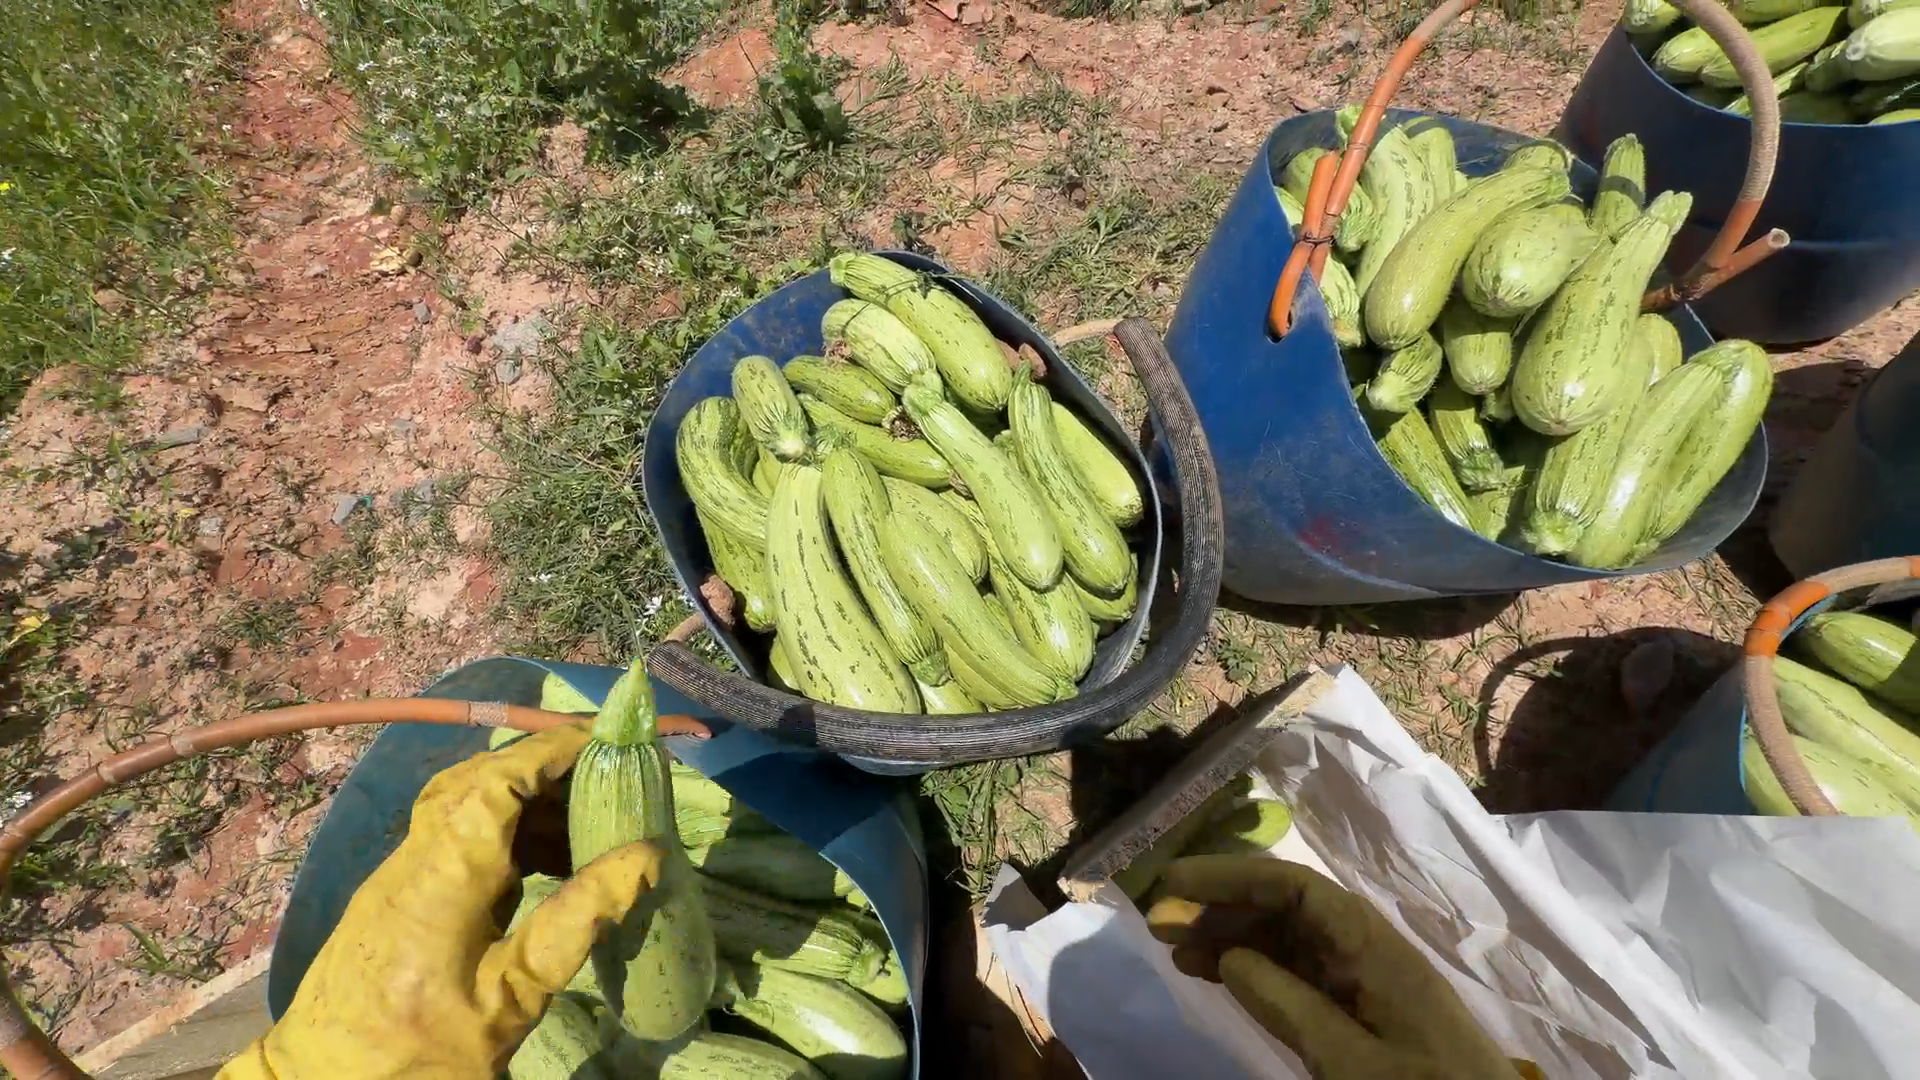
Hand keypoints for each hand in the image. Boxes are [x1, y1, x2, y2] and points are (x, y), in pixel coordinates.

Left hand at [217, 725, 663, 1079]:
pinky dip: (512, 825)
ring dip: (529, 794)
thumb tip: (649, 855)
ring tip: (588, 812)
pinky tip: (550, 856)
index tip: (607, 741)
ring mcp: (402, 875)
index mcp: (440, 878)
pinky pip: (462, 832)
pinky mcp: (403, 894)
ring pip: (467, 802)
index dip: (551, 750)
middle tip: (605, 769)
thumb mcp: (512, 998)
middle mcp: (414, 861)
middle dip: (545, 763)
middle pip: (478, 779)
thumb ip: (578, 921)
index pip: (494, 781)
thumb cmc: (418, 1055)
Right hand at [1147, 855, 1537, 1079]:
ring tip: (1172, 948)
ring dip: (1223, 937)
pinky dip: (1244, 967)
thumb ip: (1288, 1004)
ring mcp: (1355, 978)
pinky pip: (1287, 971)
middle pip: (1277, 906)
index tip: (1174, 882)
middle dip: (1216, 907)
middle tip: (1158, 922)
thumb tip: (1227, 955)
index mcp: (1369, 943)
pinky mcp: (1351, 1009)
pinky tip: (1209, 972)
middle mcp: (1358, 947)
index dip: (1228, 875)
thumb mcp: (1357, 1066)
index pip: (1290, 885)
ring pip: (1276, 936)